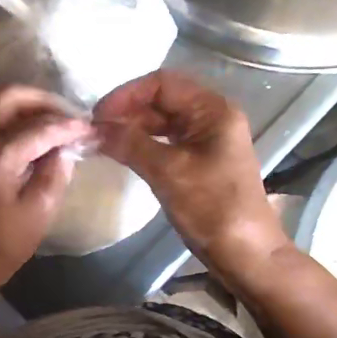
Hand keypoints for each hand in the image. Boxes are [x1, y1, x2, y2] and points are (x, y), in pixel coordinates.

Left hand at [0, 86, 92, 285]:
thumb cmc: (1, 244)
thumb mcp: (40, 211)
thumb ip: (56, 171)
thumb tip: (66, 146)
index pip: (39, 126)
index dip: (68, 125)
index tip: (89, 129)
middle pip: (8, 96)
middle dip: (42, 101)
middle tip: (68, 116)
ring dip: (25, 106)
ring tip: (53, 122)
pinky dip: (9, 117)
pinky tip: (30, 133)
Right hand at [94, 70, 290, 272]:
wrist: (245, 253)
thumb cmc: (212, 208)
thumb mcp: (167, 172)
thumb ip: (129, 144)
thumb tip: (92, 129)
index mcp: (213, 110)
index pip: (162, 83)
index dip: (126, 94)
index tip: (98, 116)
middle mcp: (211, 117)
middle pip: (161, 99)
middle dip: (126, 111)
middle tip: (94, 131)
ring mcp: (206, 139)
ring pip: (161, 121)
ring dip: (131, 127)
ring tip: (102, 142)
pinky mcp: (199, 160)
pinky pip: (165, 141)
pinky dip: (142, 143)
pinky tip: (121, 153)